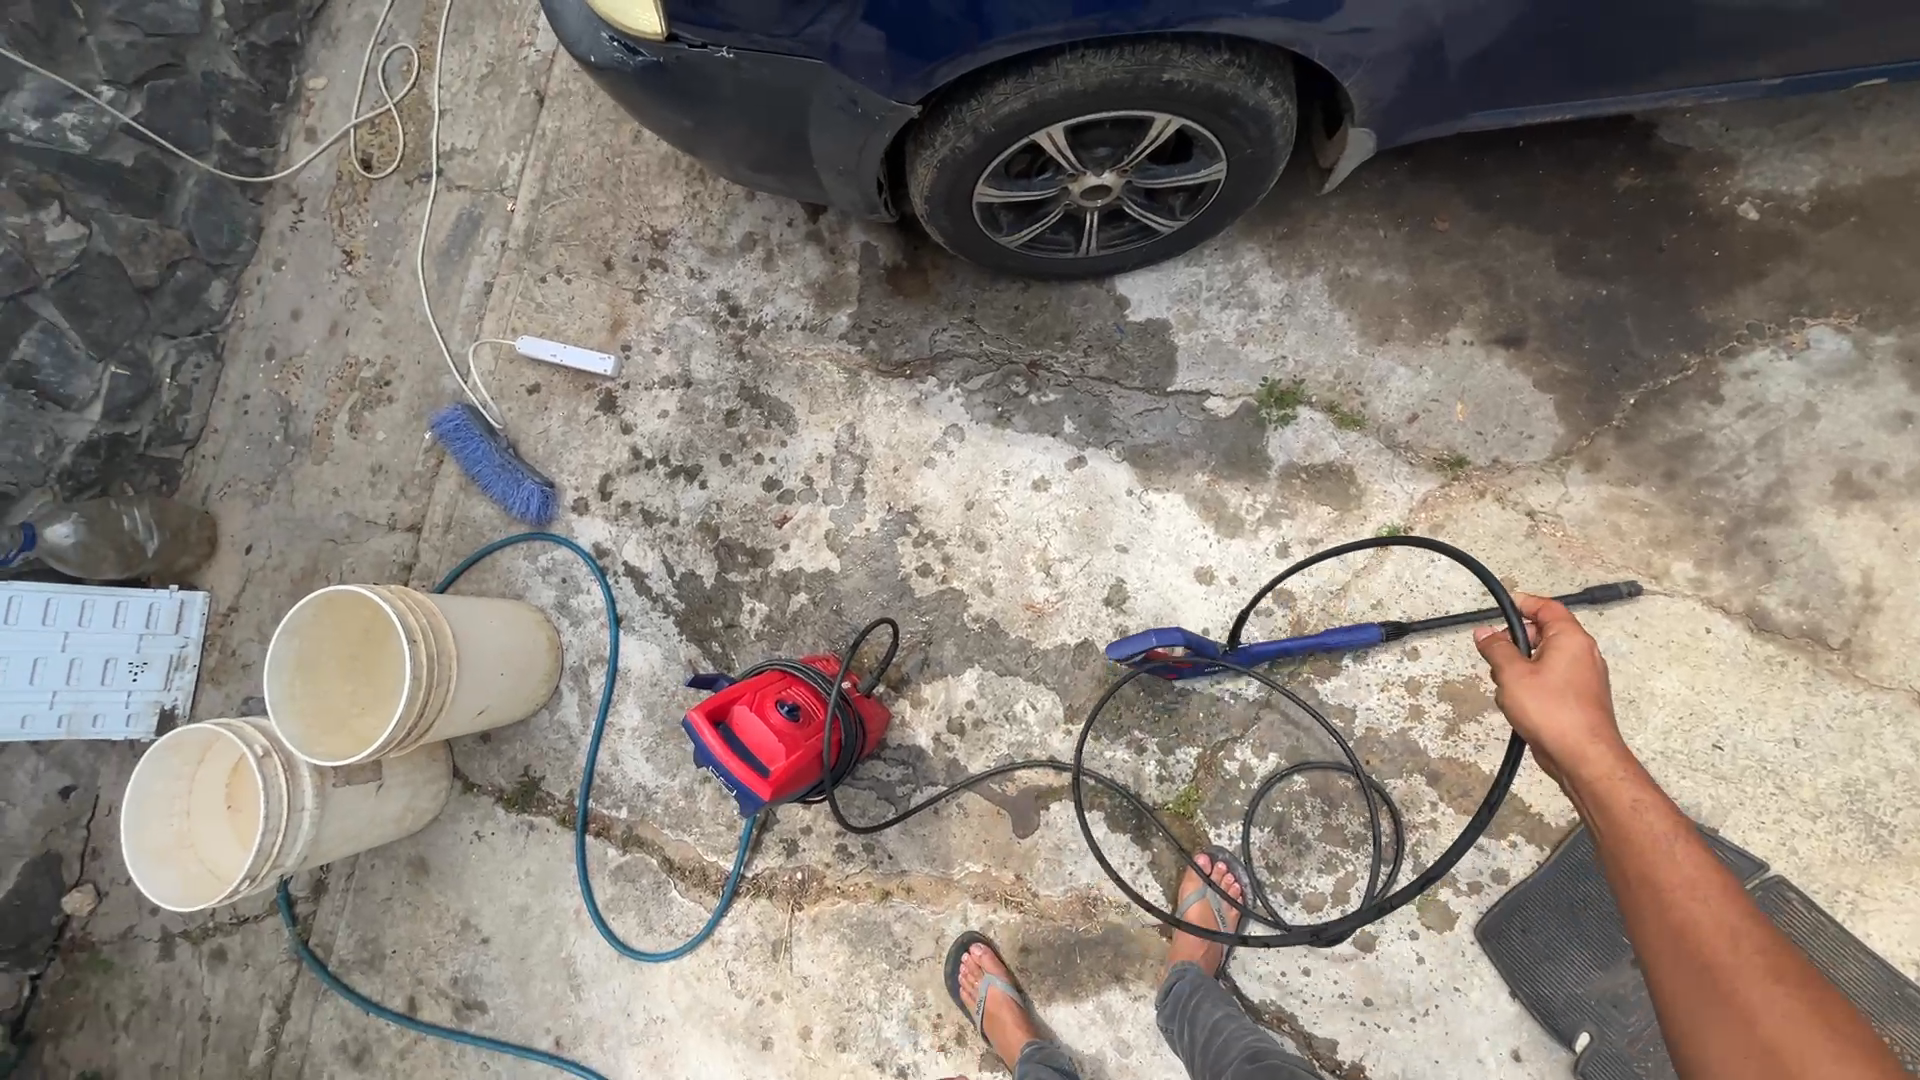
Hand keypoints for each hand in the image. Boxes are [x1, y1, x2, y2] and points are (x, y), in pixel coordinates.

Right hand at [1473, 593, 1631, 788]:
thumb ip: (1496, 648)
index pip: (1548, 608)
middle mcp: (1582, 654)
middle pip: (1542, 634)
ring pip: (1541, 660)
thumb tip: (1484, 632)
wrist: (1582, 756)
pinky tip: (1518, 704)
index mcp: (1571, 640)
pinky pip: (1548, 680)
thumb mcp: (1511, 673)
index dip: (1524, 603)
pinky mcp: (1577, 698)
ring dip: (1518, 668)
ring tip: (1506, 688)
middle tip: (1494, 657)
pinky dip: (1529, 684)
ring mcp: (1582, 678)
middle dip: (1513, 643)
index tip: (1501, 606)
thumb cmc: (1549, 709)